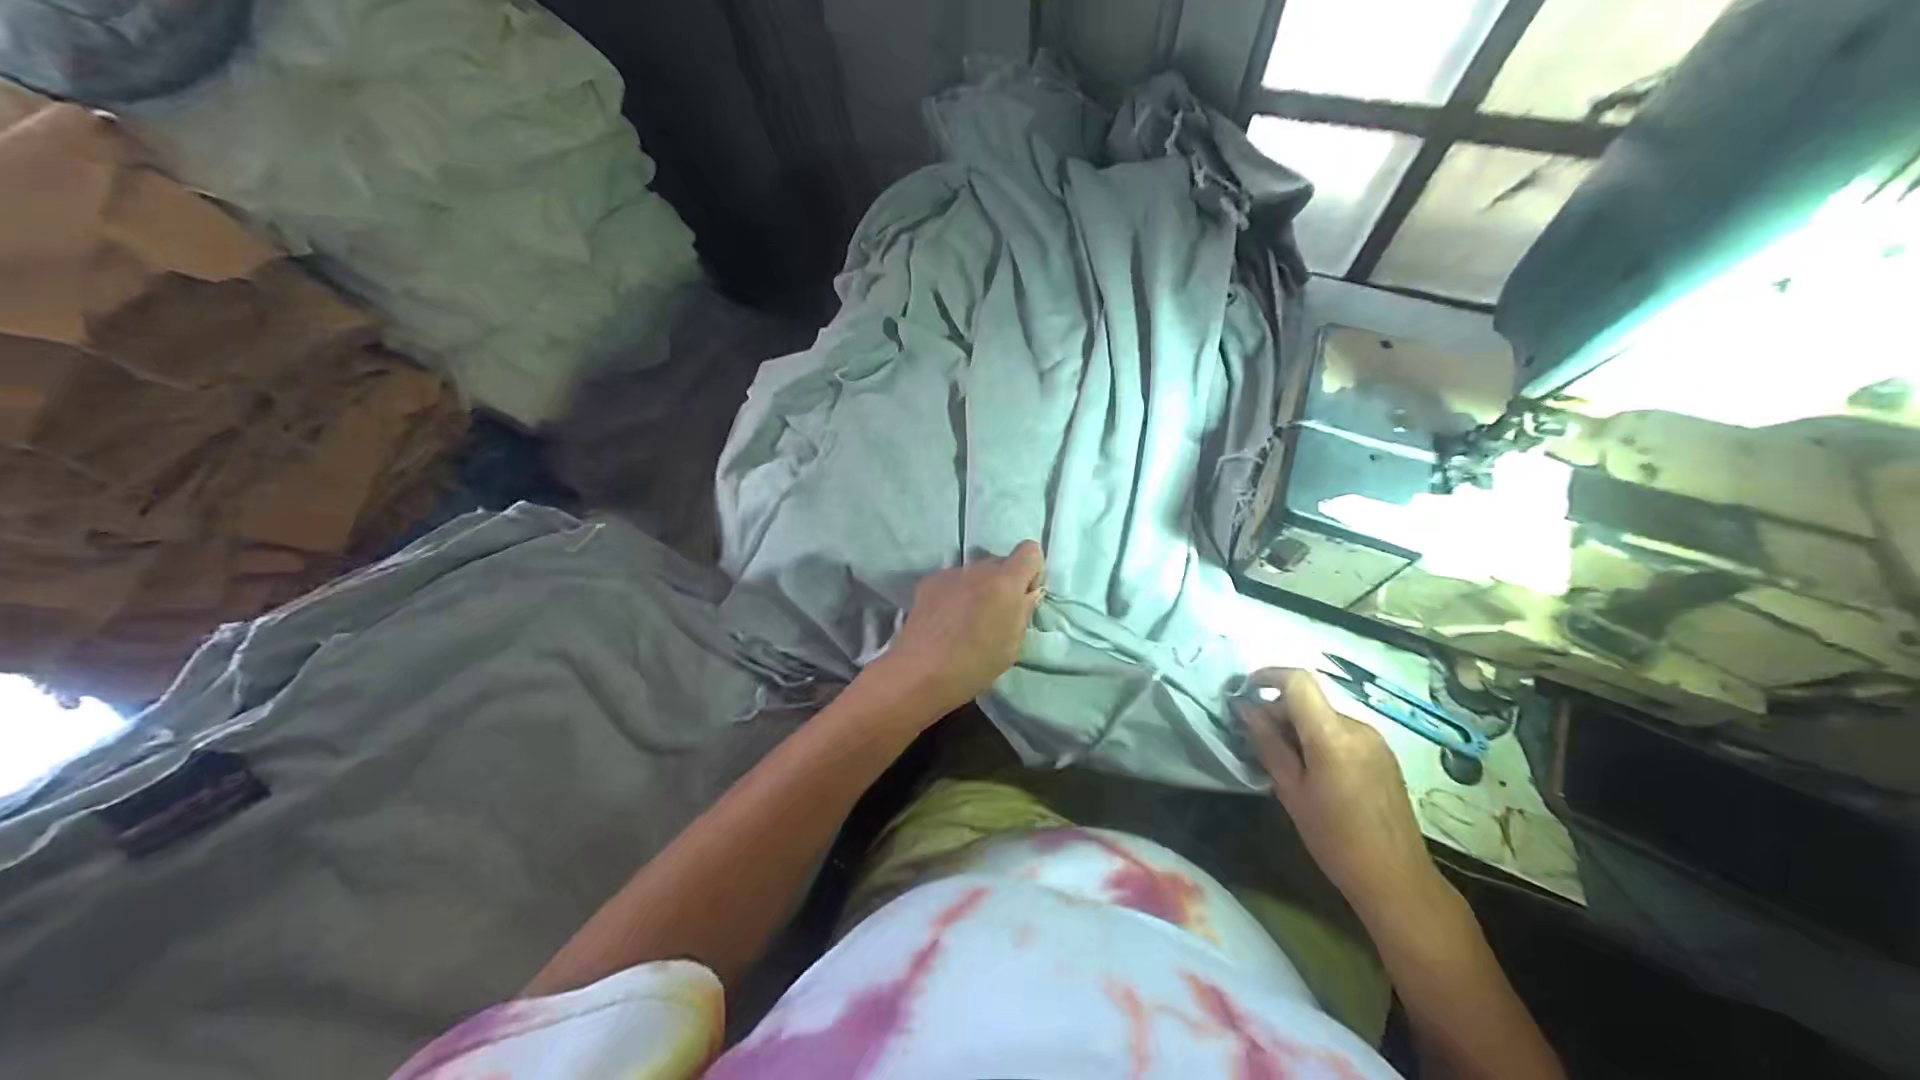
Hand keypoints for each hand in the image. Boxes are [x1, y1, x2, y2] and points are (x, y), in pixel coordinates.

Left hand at [870, 542, 1045, 716]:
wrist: (921, 672)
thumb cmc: (975, 664)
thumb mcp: (1013, 644)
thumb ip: (1023, 611)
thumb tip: (1027, 594)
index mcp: (1005, 582)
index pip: (1030, 551)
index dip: (1031, 572)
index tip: (1023, 597)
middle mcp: (978, 568)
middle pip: (1000, 563)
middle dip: (1003, 583)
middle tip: (995, 615)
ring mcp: (950, 573)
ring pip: (975, 573)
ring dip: (978, 589)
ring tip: (966, 621)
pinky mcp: (929, 582)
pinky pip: (952, 581)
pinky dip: (955, 594)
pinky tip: (946, 620)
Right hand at [1239, 668, 1446, 926]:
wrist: (1397, 879)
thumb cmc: (1334, 839)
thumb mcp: (1290, 791)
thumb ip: (1268, 744)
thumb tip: (1248, 709)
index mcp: (1333, 735)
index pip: (1298, 681)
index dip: (1267, 677)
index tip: (1245, 692)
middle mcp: (1358, 727)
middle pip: (1309, 701)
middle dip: (1278, 711)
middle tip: (1257, 741)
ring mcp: (1375, 740)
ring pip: (1324, 717)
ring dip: (1298, 727)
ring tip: (1284, 763)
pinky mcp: (1383, 755)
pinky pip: (1341, 732)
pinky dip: (1319, 739)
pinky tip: (1313, 772)